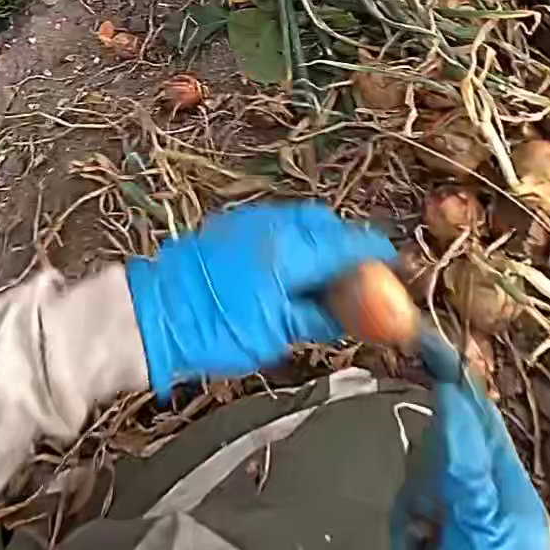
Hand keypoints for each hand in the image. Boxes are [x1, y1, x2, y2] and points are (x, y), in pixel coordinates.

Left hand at [123, 202, 395, 395]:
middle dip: (349, 246)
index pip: (347, 244)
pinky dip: (299, 241)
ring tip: (328, 278)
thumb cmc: (216, 328)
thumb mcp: (276, 330)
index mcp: (290, 248)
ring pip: (305, 222)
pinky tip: (295, 269)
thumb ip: (322, 313)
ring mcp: (253, 219)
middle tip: (360, 278)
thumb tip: (361, 313)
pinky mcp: (236, 224)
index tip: (395, 267)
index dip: (376, 255)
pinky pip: (281, 225)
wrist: (154, 313)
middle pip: (328, 225)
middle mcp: (275, 223)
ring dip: (324, 243)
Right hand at [395, 334, 549, 549]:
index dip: (450, 372)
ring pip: (421, 476)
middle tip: (424, 519)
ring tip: (421, 542)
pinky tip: (415, 544)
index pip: (477, 410)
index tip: (418, 340)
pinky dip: (407, 522)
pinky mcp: (439, 529)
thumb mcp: (482, 524)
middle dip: (424, 472)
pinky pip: (411, 506)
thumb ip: (467, 459)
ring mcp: (463, 513)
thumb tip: (450, 391)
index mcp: (509, 484)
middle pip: (443, 443)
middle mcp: (488, 491)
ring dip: (412, 505)